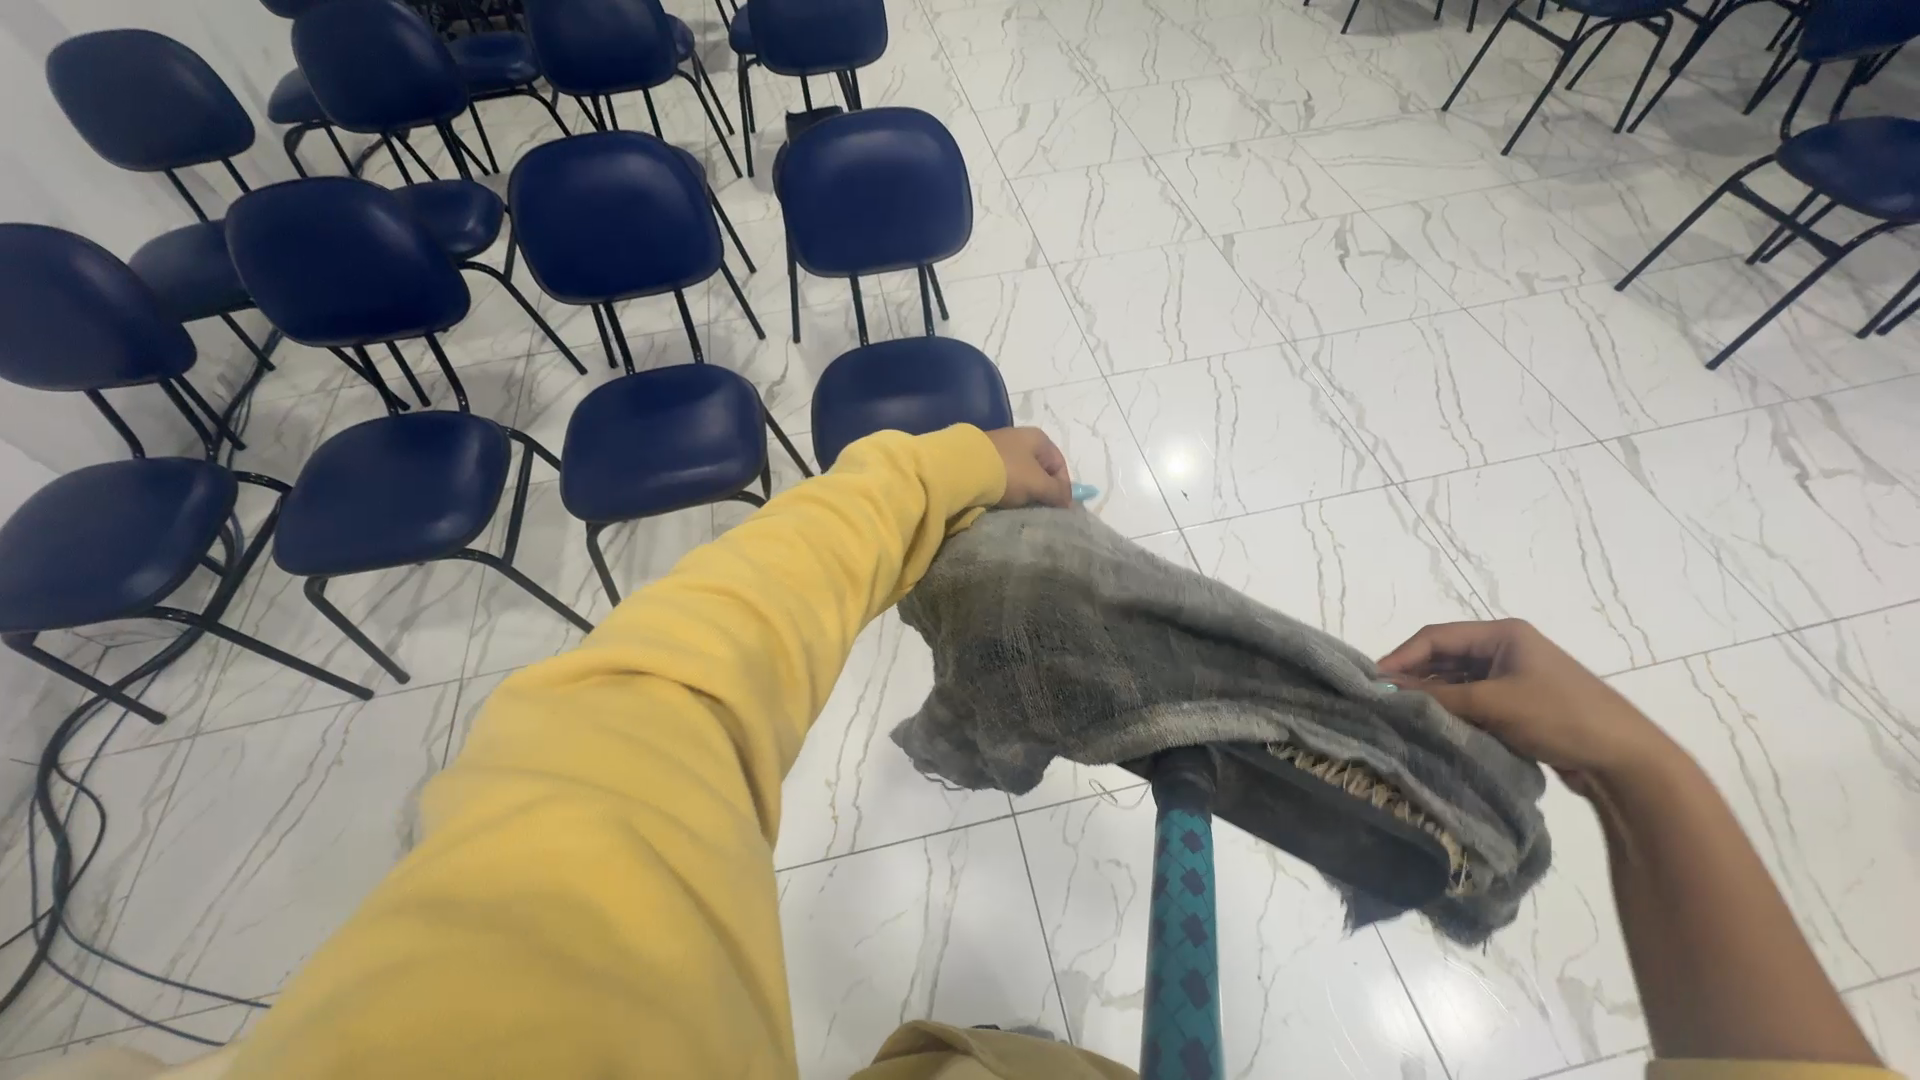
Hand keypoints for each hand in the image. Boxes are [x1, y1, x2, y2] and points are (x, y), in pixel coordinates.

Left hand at [985, 427, 1071, 508]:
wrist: (962, 468)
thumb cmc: (1008, 472)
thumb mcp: (1038, 484)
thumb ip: (1057, 492)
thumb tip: (1068, 501)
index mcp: (1038, 438)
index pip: (1060, 465)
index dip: (1063, 489)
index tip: (1059, 510)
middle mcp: (1020, 438)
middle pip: (1040, 470)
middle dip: (1042, 491)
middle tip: (1040, 510)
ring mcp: (999, 448)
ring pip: (1020, 475)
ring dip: (1023, 492)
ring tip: (1021, 508)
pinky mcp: (981, 460)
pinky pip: (1001, 478)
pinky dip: (1005, 490)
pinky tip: (1003, 501)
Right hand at [1377, 619, 1677, 789]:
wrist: (1628, 761)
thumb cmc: (1561, 717)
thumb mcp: (1493, 703)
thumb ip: (1437, 696)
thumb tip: (1387, 691)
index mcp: (1503, 634)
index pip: (1435, 637)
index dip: (1401, 656)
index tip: (1374, 681)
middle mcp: (1505, 649)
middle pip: (1443, 657)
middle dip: (1413, 676)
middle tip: (1383, 699)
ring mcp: (1514, 677)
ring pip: (1456, 681)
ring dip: (1432, 696)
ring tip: (1403, 715)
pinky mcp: (1519, 704)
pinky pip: (1472, 700)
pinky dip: (1451, 710)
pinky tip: (1434, 726)